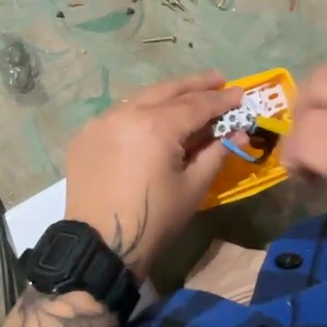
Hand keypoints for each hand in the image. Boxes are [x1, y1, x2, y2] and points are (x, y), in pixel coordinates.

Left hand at [64, 71, 241, 278]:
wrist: (100, 246)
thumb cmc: (154, 220)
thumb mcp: (193, 187)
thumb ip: (216, 153)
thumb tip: (238, 133)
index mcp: (156, 125)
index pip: (197, 104)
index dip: (222, 100)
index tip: (241, 94)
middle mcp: (127, 112)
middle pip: (167, 90)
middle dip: (195, 84)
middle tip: (218, 80)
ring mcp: (101, 121)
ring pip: (140, 98)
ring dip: (166, 94)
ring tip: (187, 95)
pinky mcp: (85, 135)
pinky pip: (119, 114)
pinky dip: (140, 111)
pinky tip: (152, 117)